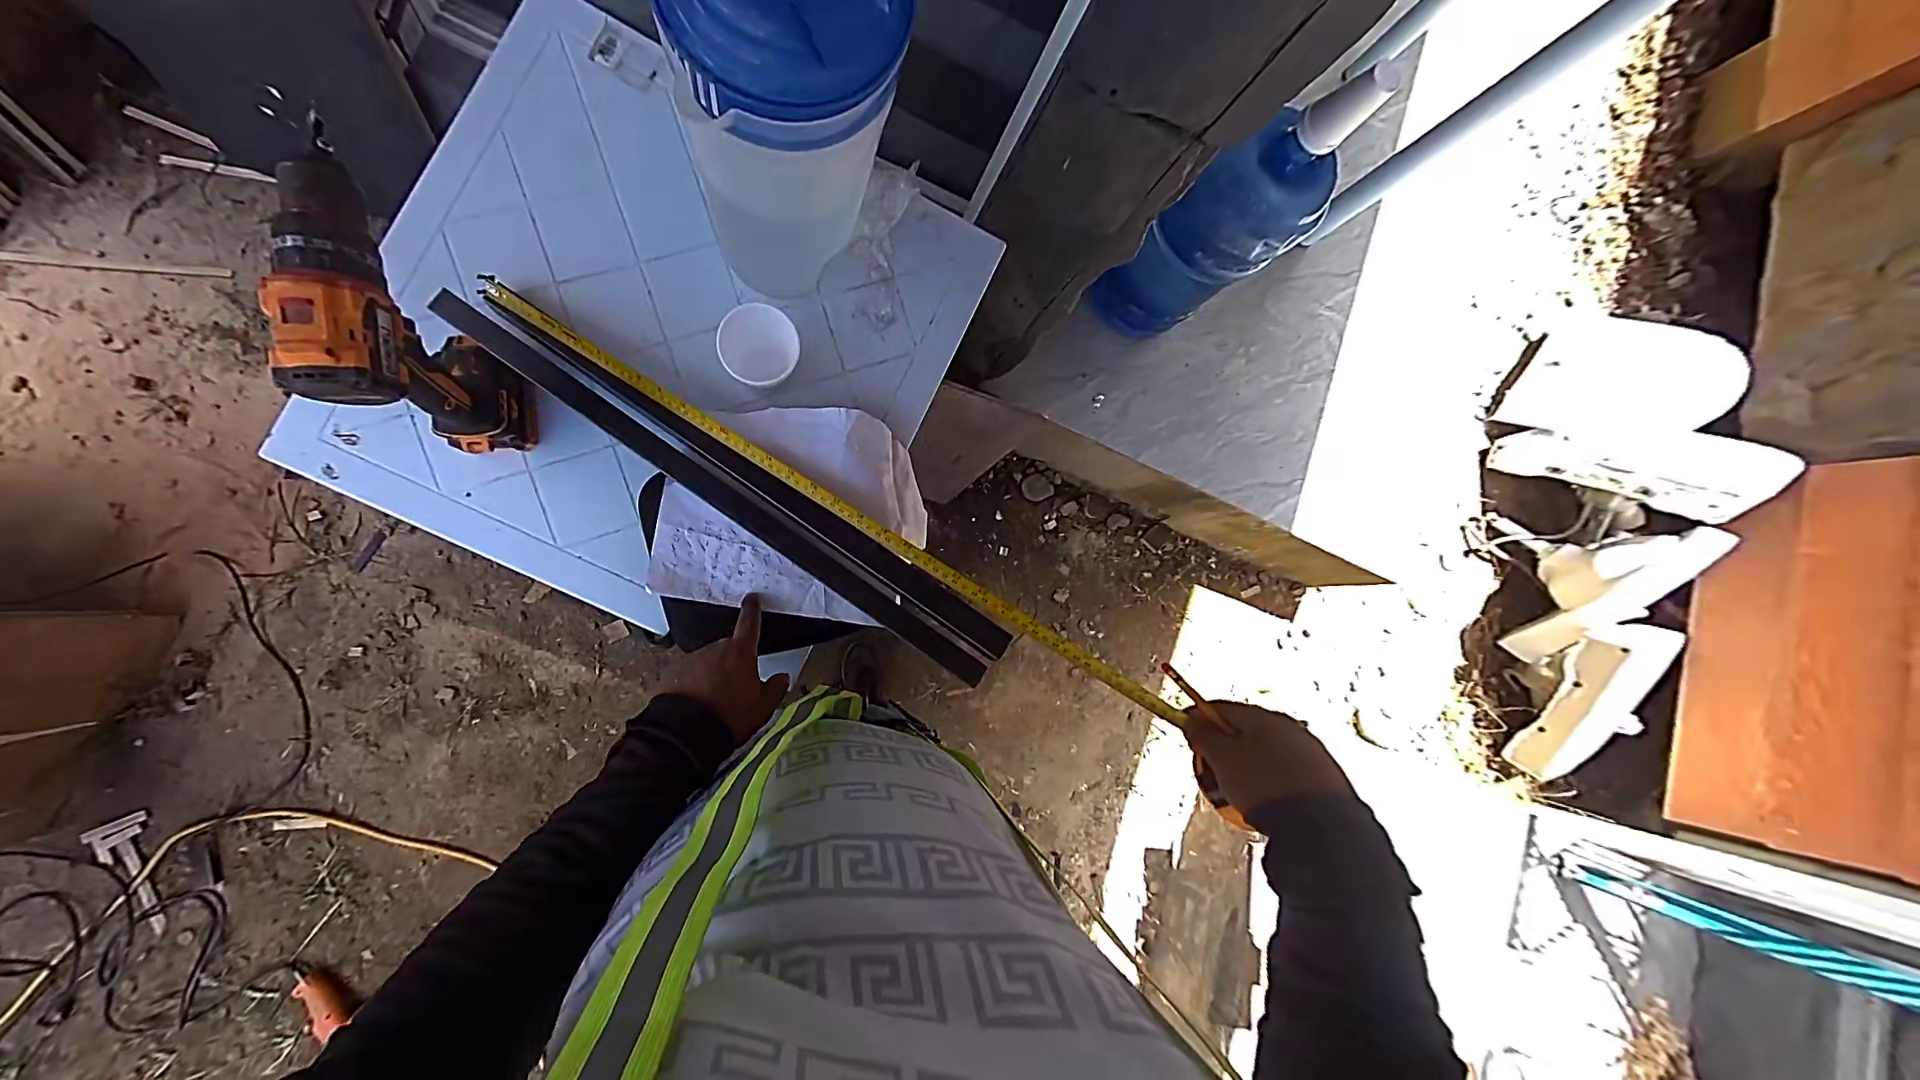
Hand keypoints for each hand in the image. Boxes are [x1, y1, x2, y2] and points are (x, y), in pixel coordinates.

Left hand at [659, 595, 790, 744]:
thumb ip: (774, 689)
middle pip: (727, 649)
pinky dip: (692, 684)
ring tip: (714, 700)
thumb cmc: (729, 717)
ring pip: (706, 662)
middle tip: (735, 686)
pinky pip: (687, 675)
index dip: (752, 610)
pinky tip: (696, 703)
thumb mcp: (762, 707)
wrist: (685, 734)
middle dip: (731, 662)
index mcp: (740, 653)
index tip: (753, 599)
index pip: (749, 624)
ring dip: (711, 674)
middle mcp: (714, 650)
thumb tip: (782, 678)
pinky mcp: (671, 673)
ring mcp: (690, 660)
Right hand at [1183, 702, 1352, 817]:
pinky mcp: (1325, 775)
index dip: (1200, 717)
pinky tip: (1266, 796)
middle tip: (1209, 763)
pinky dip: (1270, 776)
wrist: (1320, 826)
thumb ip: (1203, 735)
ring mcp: (1310, 749)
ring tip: (1237, 787)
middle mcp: (1288, 726)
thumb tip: (1192, 718)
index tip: (1188, 732)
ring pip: (1267, 748)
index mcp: (1261, 717)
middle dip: (1224, 742)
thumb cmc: (1261, 785)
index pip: (1221, 708)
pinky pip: (1286, 768)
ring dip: (1248, 760)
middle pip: (1245, 728)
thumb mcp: (1222, 759)